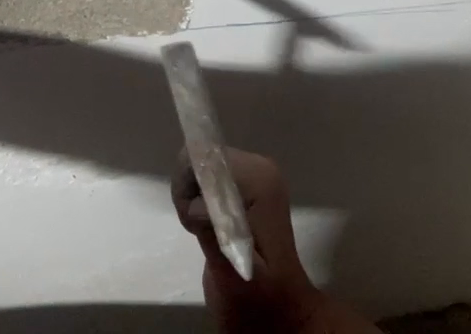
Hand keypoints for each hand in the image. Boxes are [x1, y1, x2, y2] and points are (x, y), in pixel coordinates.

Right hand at [171, 148, 380, 333]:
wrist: (282, 312)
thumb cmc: (260, 298)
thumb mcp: (235, 274)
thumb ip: (218, 234)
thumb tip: (197, 203)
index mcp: (260, 180)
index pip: (205, 156)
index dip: (187, 185)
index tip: (191, 220)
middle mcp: (260, 168)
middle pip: (201, 158)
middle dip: (188, 191)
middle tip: (195, 228)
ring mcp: (256, 174)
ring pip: (202, 165)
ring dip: (192, 197)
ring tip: (203, 230)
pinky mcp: (248, 184)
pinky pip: (209, 176)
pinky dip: (200, 198)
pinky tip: (211, 224)